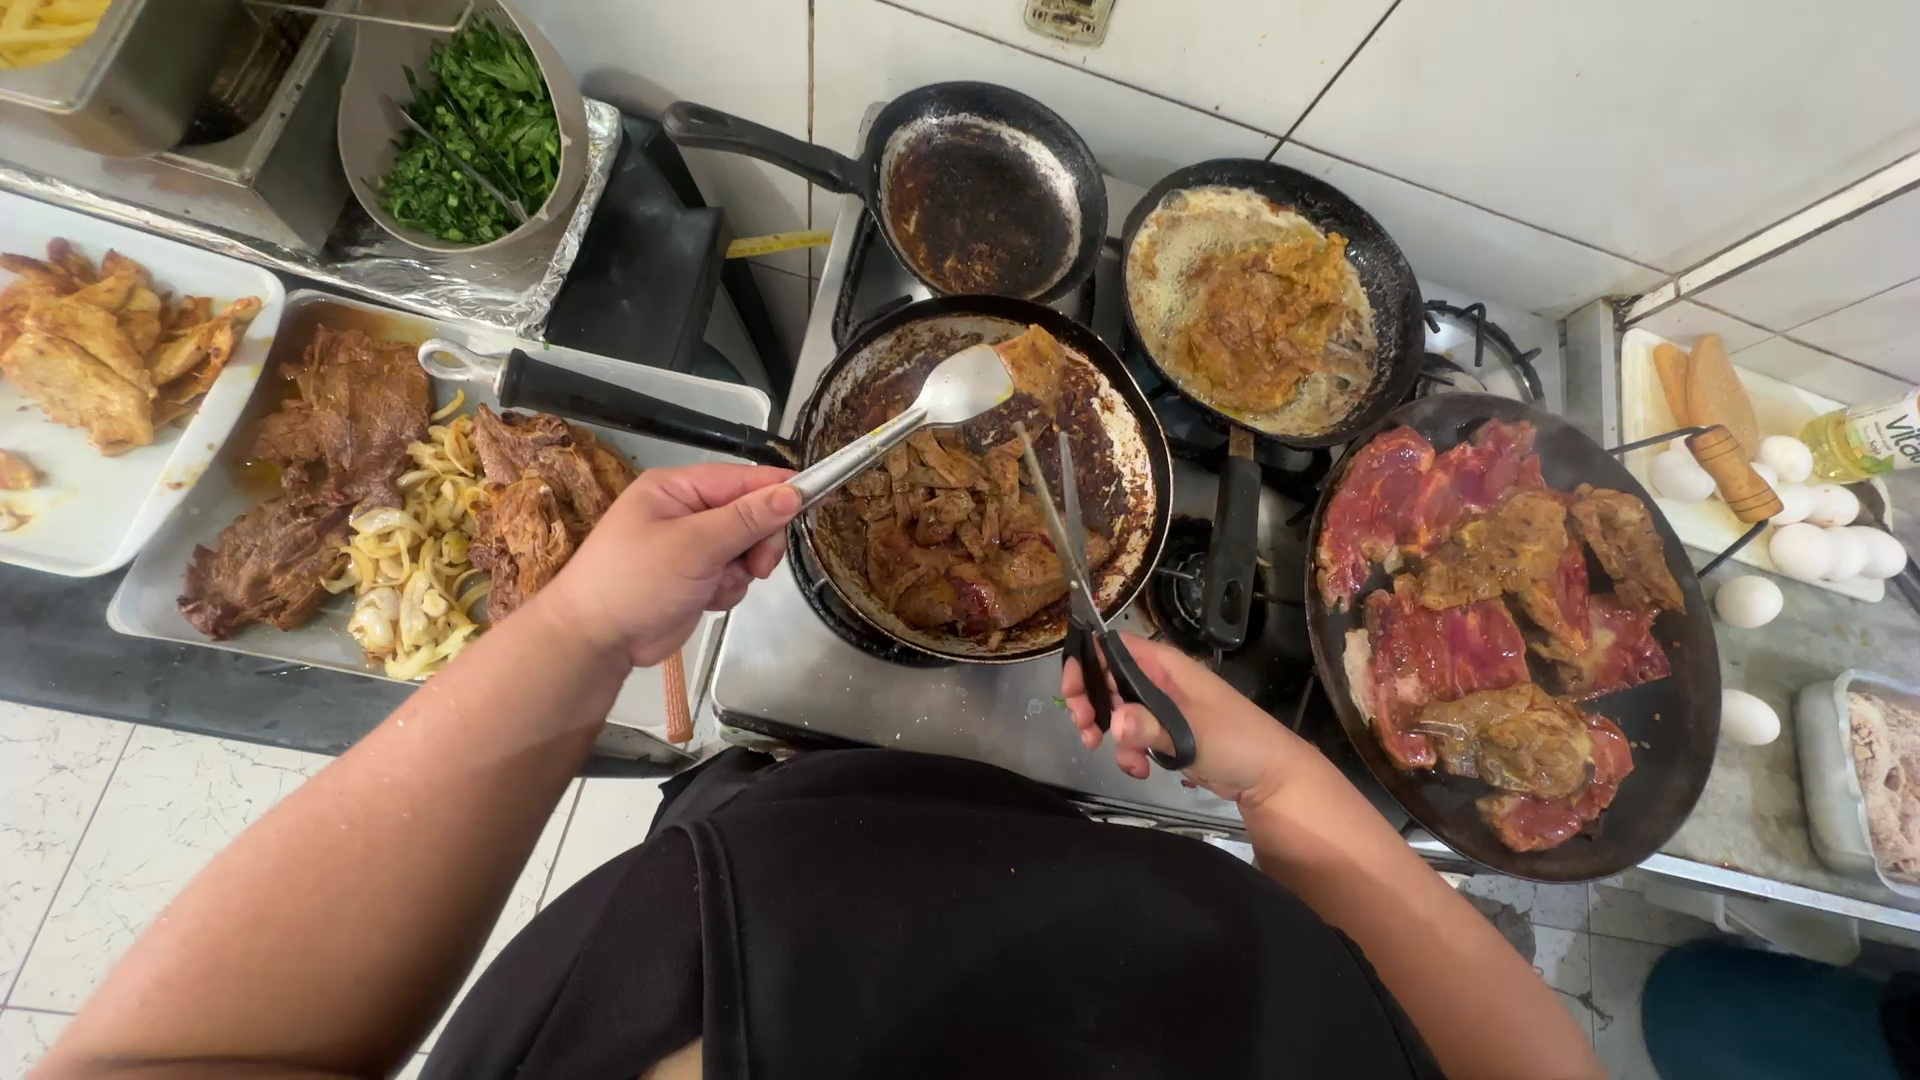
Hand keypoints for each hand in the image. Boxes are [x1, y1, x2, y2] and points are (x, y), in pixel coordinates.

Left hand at [537, 464, 800, 667]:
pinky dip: (729, 588)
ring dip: (743, 570)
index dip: (777, 490)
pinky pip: (735, 574)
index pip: (742, 480)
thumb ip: (747, 519)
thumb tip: (793, 492)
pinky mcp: (697, 577)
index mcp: (678, 488)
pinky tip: (708, 599)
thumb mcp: (695, 545)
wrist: (595, 641)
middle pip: (750, 514)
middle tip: (758, 565)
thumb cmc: (635, 581)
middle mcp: (687, 512)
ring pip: (747, 548)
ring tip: (720, 586)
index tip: (814, 500)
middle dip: (758, 541)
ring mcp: (692, 546)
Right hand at [1062, 633, 1318, 807]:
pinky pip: (1132, 736)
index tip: (1071, 691)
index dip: (1086, 661)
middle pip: (1106, 679)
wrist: (1271, 777)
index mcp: (1164, 664)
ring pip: (1116, 710)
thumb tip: (1115, 722)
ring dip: (1105, 731)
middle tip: (1085, 727)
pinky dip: (1128, 752)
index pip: (1112, 647)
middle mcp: (1157, 680)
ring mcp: (1160, 707)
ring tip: (1106, 752)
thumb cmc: (1237, 740)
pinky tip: (1139, 770)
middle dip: (1090, 703)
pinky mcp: (1163, 733)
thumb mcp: (1192, 733)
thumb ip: (1150, 726)